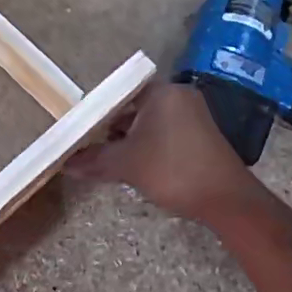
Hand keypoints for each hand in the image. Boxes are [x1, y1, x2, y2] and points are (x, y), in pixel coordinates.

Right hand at [66, 83, 265, 224]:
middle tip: (88, 144)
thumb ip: (94, 160)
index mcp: (162, 93)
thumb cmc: (172, 171)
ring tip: (106, 157)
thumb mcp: (126, 165)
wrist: (225, 200)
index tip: (78, 128)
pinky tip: (134, 165)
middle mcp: (179, 97)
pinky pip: (164, 133)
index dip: (96, 110)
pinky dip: (147, 145)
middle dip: (110, 127)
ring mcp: (192, 116)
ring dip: (128, 139)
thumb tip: (66, 164)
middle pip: (134, 106)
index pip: (119, 92)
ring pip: (149, 122)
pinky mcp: (200, 135)